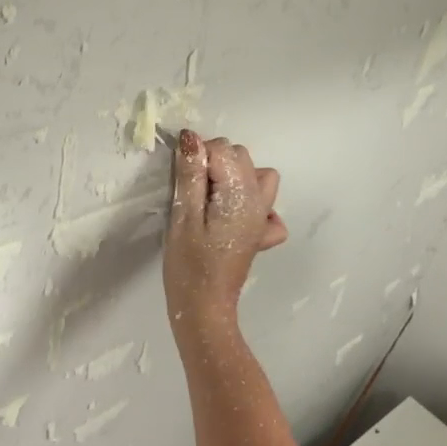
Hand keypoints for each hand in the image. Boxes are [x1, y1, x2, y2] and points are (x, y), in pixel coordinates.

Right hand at [164, 129, 288, 326]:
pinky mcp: (260, 232)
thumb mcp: (183, 216)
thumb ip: (190, 175)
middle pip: (240, 156)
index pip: (222, 149)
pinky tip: (233, 215)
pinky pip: (266, 206)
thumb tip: (191, 138)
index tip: (180, 177)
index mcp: (240, 194)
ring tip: (211, 196)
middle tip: (190, 190)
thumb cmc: (188, 264)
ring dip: (234, 175)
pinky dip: (252, 202)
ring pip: (258, 175)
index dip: (197, 155)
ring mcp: (263, 217)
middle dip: (214, 161)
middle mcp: (259, 200)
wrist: (204, 307)